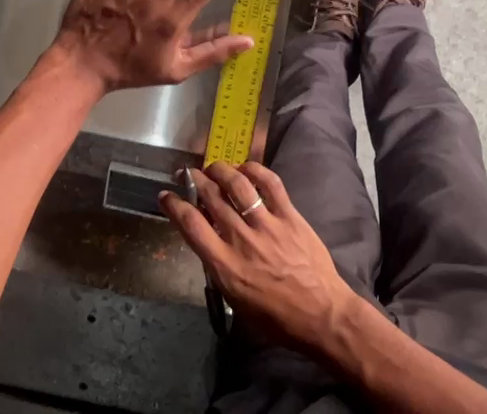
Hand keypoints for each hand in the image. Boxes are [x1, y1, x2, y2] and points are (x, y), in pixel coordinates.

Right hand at [161, 162, 361, 353]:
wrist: (321, 315)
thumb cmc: (276, 318)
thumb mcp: (236, 300)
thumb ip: (219, 268)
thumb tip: (210, 241)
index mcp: (225, 265)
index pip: (190, 225)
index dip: (174, 205)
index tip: (165, 196)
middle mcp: (241, 239)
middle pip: (211, 197)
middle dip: (194, 180)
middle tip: (188, 174)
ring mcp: (267, 225)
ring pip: (237, 184)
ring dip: (221, 170)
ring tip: (214, 168)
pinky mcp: (290, 216)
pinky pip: (270, 184)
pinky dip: (255, 170)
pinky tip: (245, 168)